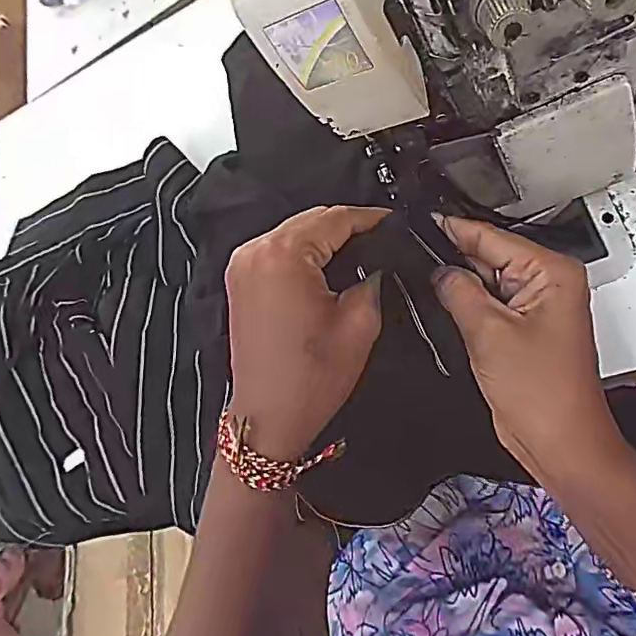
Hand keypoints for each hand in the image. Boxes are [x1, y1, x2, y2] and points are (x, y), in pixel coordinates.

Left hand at [224, 206, 387, 459]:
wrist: (269, 417)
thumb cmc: (309, 380)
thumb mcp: (360, 323)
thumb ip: (374, 277)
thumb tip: (377, 259)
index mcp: (283, 256)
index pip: (337, 217)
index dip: (372, 218)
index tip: (394, 223)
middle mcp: (255, 252)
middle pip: (313, 218)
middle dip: (349, 226)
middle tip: (382, 240)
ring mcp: (242, 265)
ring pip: (296, 230)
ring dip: (327, 238)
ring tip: (360, 254)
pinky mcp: (241, 280)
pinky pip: (280, 249)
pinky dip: (306, 251)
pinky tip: (329, 267)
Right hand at [430, 216, 622, 476]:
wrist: (560, 443)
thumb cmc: (547, 397)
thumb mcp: (489, 333)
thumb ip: (458, 291)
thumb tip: (439, 270)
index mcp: (554, 272)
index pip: (494, 237)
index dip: (454, 230)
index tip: (424, 224)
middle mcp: (550, 284)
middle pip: (490, 256)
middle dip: (454, 261)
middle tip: (418, 263)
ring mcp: (537, 307)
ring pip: (487, 282)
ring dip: (461, 287)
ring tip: (432, 291)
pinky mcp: (525, 328)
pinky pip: (491, 306)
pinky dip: (470, 308)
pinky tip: (450, 312)